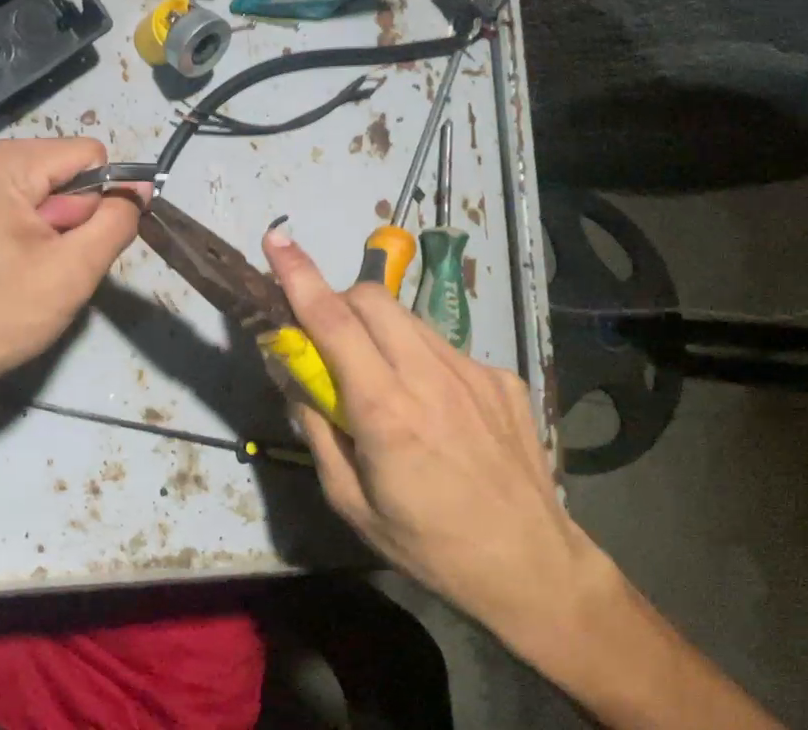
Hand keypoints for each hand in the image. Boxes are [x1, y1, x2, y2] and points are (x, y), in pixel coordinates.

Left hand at [0, 138, 144, 420]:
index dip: (100, 200)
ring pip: (47, 190)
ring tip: (31, 269)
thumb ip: (116, 220)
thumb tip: (141, 186)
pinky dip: (32, 233)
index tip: (75, 245)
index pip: (89, 155)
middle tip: (48, 264)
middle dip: (72, 217)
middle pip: (65, 170)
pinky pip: (22, 203)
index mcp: (3, 162)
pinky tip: (15, 267)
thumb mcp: (73, 270)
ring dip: (54, 229)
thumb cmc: (0, 314)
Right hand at [262, 228, 610, 640]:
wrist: (531, 568)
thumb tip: (288, 367)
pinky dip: (417, 357)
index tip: (276, 239)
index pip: (331, 322)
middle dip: (337, 301)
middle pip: (371, 299)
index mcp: (385, 411)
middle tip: (327, 340)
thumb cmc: (425, 542)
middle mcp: (430, 377)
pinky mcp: (502, 378)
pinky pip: (442, 345)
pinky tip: (432, 407)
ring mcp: (473, 373)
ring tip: (381, 379)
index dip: (299, 276)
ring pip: (406, 317)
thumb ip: (314, 424)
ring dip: (375, 328)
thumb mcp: (347, 498)